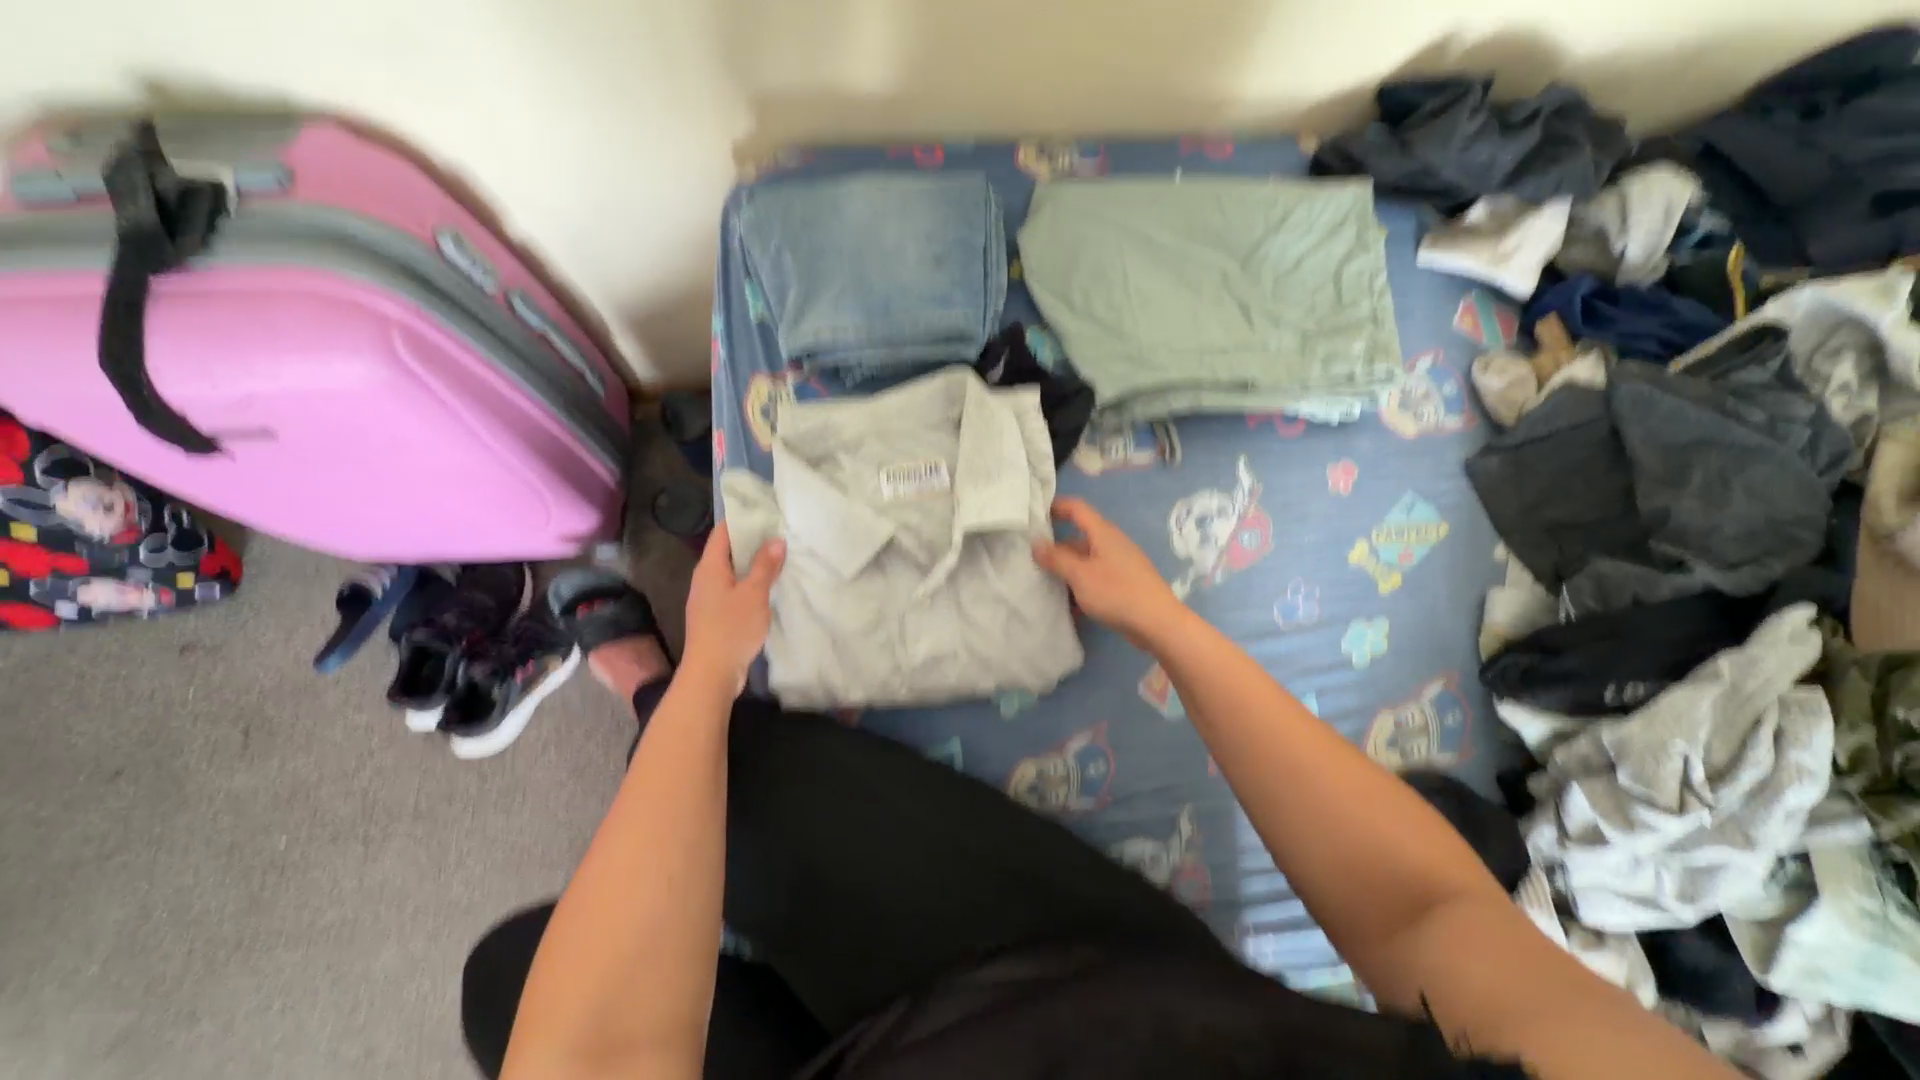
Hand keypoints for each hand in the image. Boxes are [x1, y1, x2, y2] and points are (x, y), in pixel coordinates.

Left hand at [681, 523, 784, 692]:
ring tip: (780, 558)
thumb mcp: (754, 594)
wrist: (711, 673)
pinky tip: (768, 589)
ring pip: (731, 573)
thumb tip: (775, 540)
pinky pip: (733, 591)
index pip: (723, 532)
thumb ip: (765, 566)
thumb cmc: (731, 628)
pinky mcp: (715, 617)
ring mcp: (708, 599)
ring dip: (752, 566)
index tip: (767, 513)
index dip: (742, 520)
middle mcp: (705, 579)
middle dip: (752, 542)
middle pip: (727, 552)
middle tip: (780, 534)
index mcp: (710, 568)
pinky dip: (749, 585)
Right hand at [1032, 497, 1183, 644]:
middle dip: (1057, 548)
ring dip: (1068, 571)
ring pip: (1087, 561)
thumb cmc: (1117, 593)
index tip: (1034, 516)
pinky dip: (1082, 586)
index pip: (1077, 508)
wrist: (1158, 623)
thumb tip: (1036, 542)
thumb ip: (1056, 558)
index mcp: (1103, 533)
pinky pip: (1097, 578)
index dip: (1055, 506)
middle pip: (1080, 538)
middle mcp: (1113, 544)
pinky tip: (1070, 606)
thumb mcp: (1080, 575)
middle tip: (1033, 560)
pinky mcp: (1125, 584)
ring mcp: (1121, 564)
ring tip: (1047, 586)